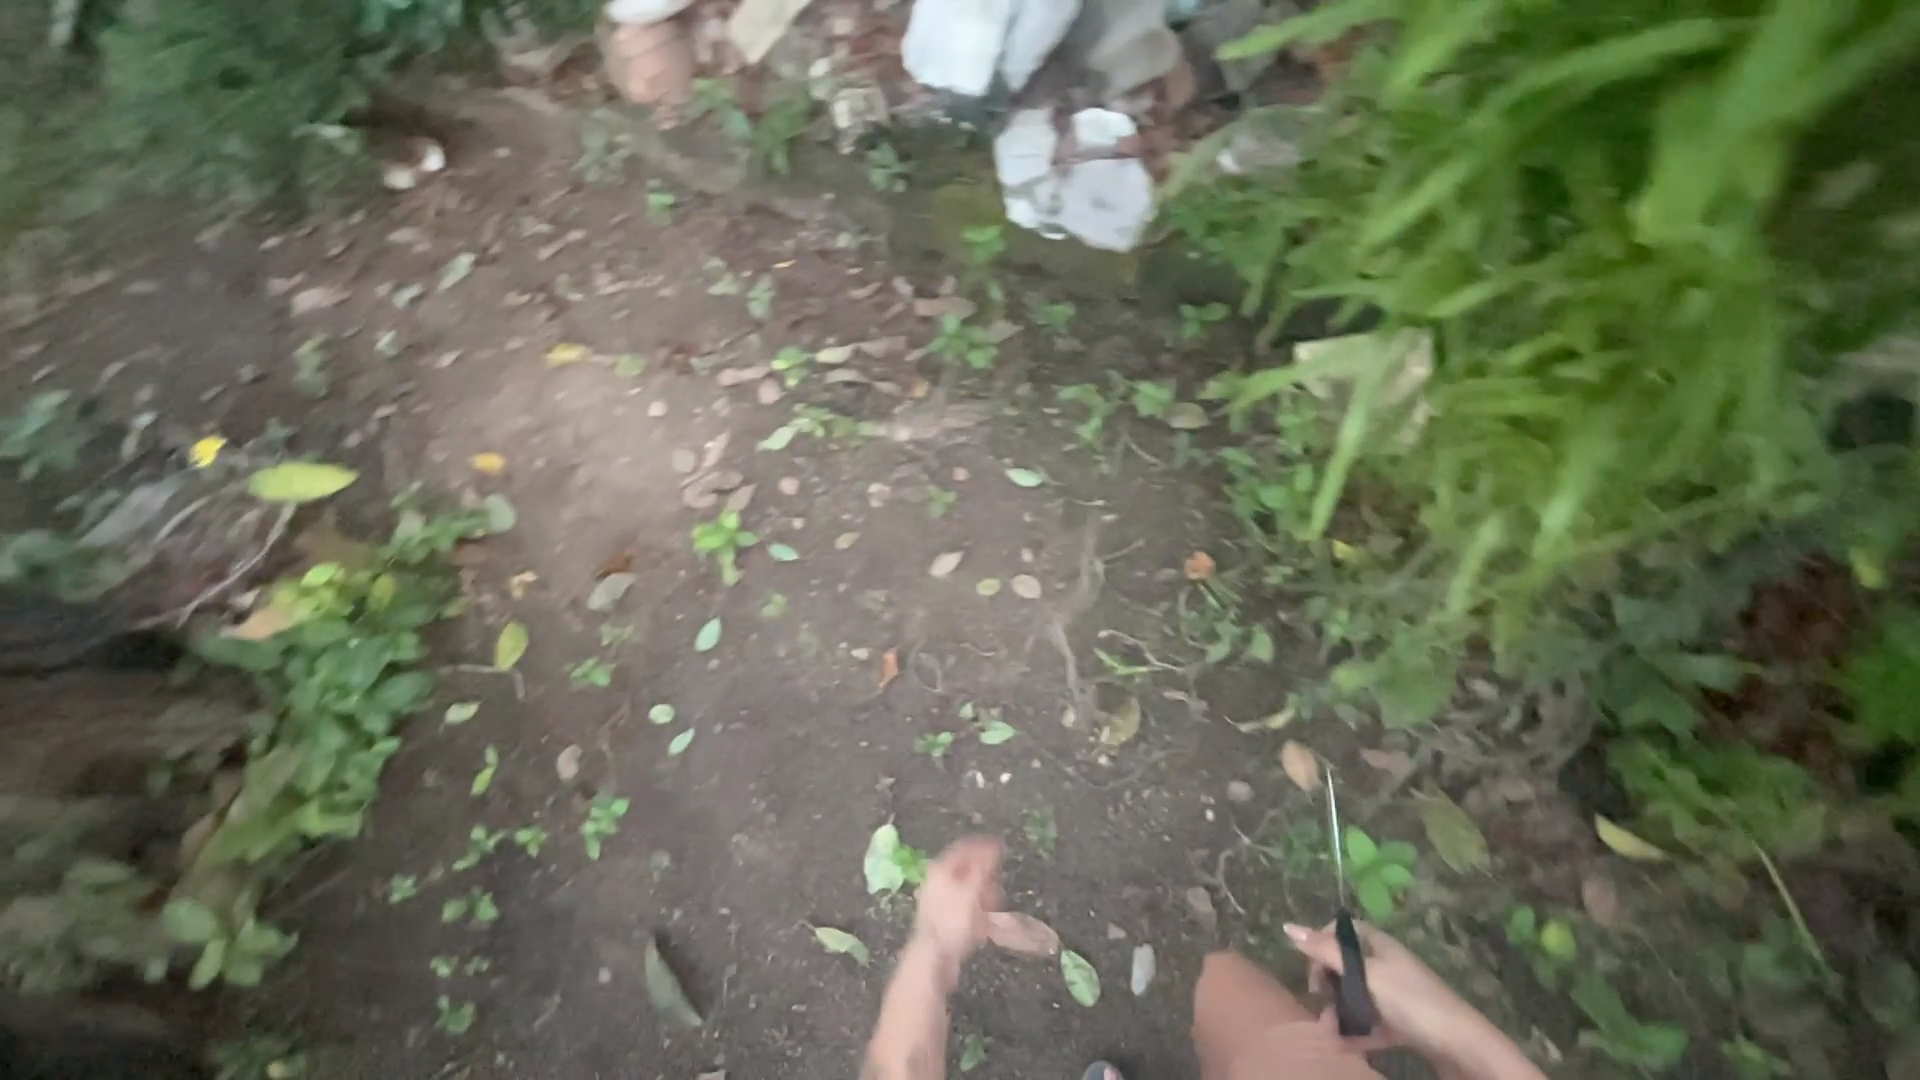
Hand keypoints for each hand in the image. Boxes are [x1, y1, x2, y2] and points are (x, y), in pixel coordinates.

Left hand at [912, 836, 1003, 967]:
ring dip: (984, 895)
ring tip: (994, 906)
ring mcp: (940, 901)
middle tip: (999, 882)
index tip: (1001, 848)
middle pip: (967, 869)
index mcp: (941, 869)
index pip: (964, 848)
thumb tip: (993, 846)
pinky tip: (985, 923)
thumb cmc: (952, 920)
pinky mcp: (944, 919)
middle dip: (986, 875)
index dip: (983, 846)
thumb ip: (983, 867)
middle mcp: (937, 881)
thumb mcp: (971, 890)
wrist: (933, 958)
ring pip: (967, 890)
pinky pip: (965, 908)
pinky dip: (977, 911)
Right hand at [1286, 921, 1508, 1067]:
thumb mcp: (1365, 974)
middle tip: (1318, 999)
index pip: (1341, 931)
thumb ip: (1325, 952)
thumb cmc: (1413, 1002)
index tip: (1310, 963)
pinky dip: (1357, 1033)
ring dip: (1340, 1011)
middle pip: (1346, 964)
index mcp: (1380, 945)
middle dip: (1327, 981)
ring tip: (1327, 1032)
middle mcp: (1387, 965)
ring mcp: (1397, 996)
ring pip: (1357, 997)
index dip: (1321, 942)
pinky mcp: (1405, 1025)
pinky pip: (1372, 1023)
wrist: (1466, 1051)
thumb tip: (1287, 926)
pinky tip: (1343, 1047)